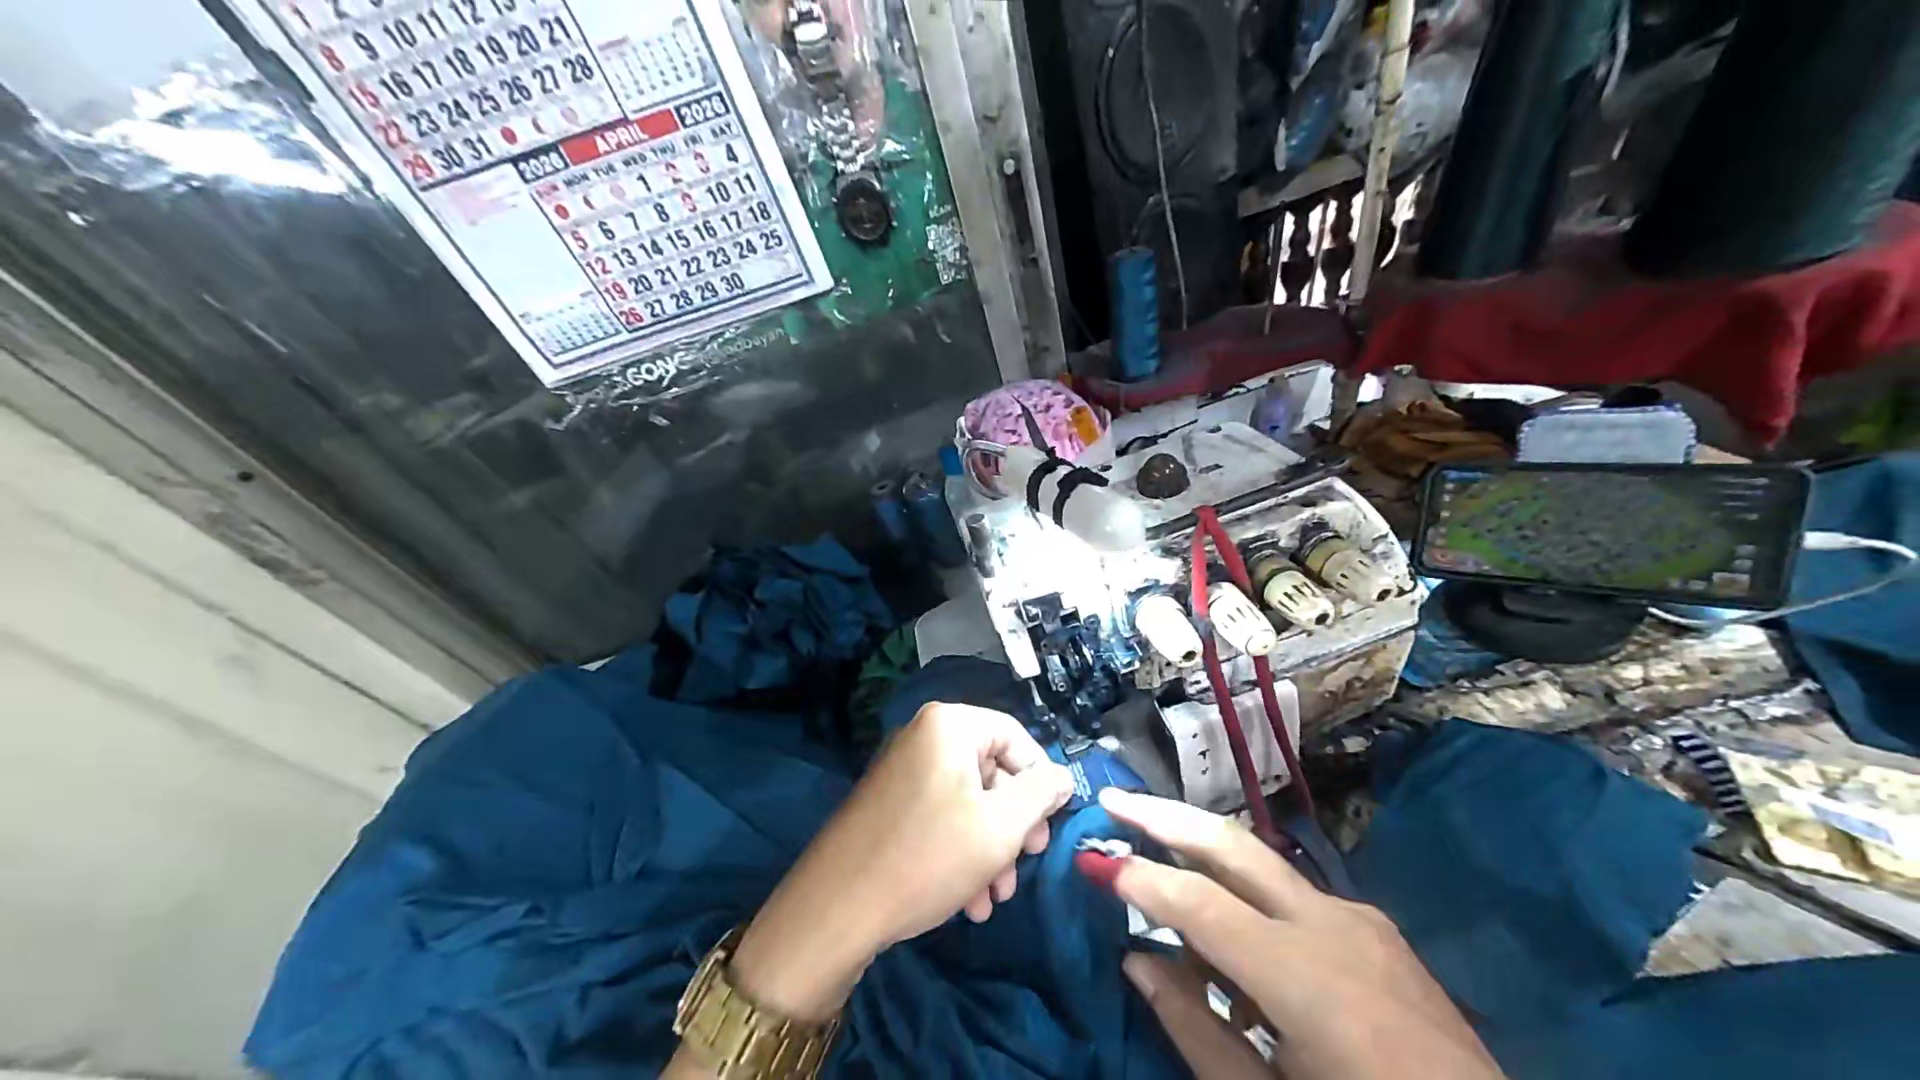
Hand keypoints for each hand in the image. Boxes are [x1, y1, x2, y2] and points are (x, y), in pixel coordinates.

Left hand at [728, 704, 1073, 1019]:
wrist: (835, 909)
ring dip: (991, 848)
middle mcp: (923, 737)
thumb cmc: (928, 857)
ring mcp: (903, 770)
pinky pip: (941, 816)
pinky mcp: (891, 804)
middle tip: (1029, 861)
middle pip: (992, 771)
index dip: (1041, 779)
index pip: (1016, 737)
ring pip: (969, 801)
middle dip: (1015, 824)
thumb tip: (1061, 776)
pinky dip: (962, 851)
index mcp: (949, 726)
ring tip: (996, 896)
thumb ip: (1040, 794)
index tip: (1051, 824)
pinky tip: (970, 901)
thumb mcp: (1000, 827)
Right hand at [1090, 789, 1505, 1079]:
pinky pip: (1292, 897)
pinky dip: (1243, 895)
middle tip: (1112, 799)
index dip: (1140, 880)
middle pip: (1232, 844)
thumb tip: (1136, 960)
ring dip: (1199, 848)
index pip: (1201, 904)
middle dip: (1165, 816)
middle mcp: (1333, 926)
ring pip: (1259, 862)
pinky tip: (1227, 930)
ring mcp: (1360, 920)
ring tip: (1149, 852)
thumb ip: (1196, 1030)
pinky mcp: (1375, 928)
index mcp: (1308, 980)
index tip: (1090, 861)